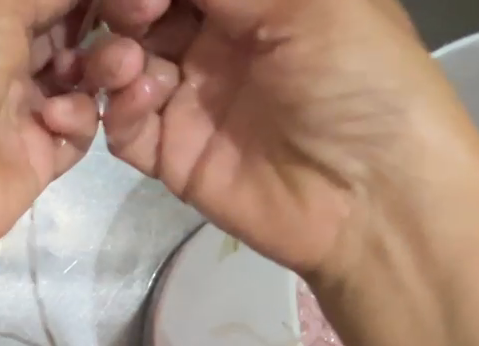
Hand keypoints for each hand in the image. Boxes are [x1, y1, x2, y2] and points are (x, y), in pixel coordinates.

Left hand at [0, 0, 101, 257]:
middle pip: (71, 34)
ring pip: (83, 79)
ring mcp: (20, 116)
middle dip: (106, 22)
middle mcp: (2, 67)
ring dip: (103, 66)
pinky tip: (55, 121)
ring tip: (113, 68)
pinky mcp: (38, 160)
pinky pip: (77, 130)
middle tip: (136, 19)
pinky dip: (78, 118)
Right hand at [84, 0, 477, 276]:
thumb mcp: (305, 3)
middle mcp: (216, 41)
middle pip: (143, 15)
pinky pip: (126, 130)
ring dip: (113, 59)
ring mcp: (190, 100)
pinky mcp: (172, 156)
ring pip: (125, 68)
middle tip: (136, 19)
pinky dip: (120, 113)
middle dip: (124, 10)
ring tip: (126, 68)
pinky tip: (139, 104)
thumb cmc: (358, 79)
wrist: (366, 194)